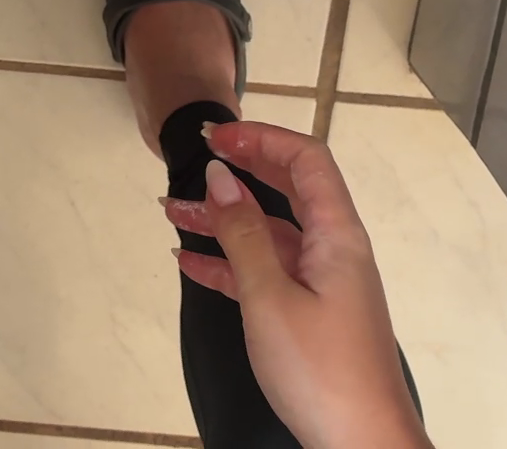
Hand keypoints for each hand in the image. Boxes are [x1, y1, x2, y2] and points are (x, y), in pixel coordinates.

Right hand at [164, 122, 430, 448]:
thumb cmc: (320, 369)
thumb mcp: (270, 296)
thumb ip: (243, 233)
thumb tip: (218, 175)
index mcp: (336, 235)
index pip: (306, 160)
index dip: (262, 138)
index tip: (215, 140)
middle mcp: (331, 248)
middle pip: (287, 188)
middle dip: (241, 168)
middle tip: (196, 157)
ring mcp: (319, 281)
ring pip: (267, 231)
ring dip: (222, 218)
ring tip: (171, 212)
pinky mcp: (306, 312)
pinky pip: (263, 269)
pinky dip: (228, 261)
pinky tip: (190, 262)